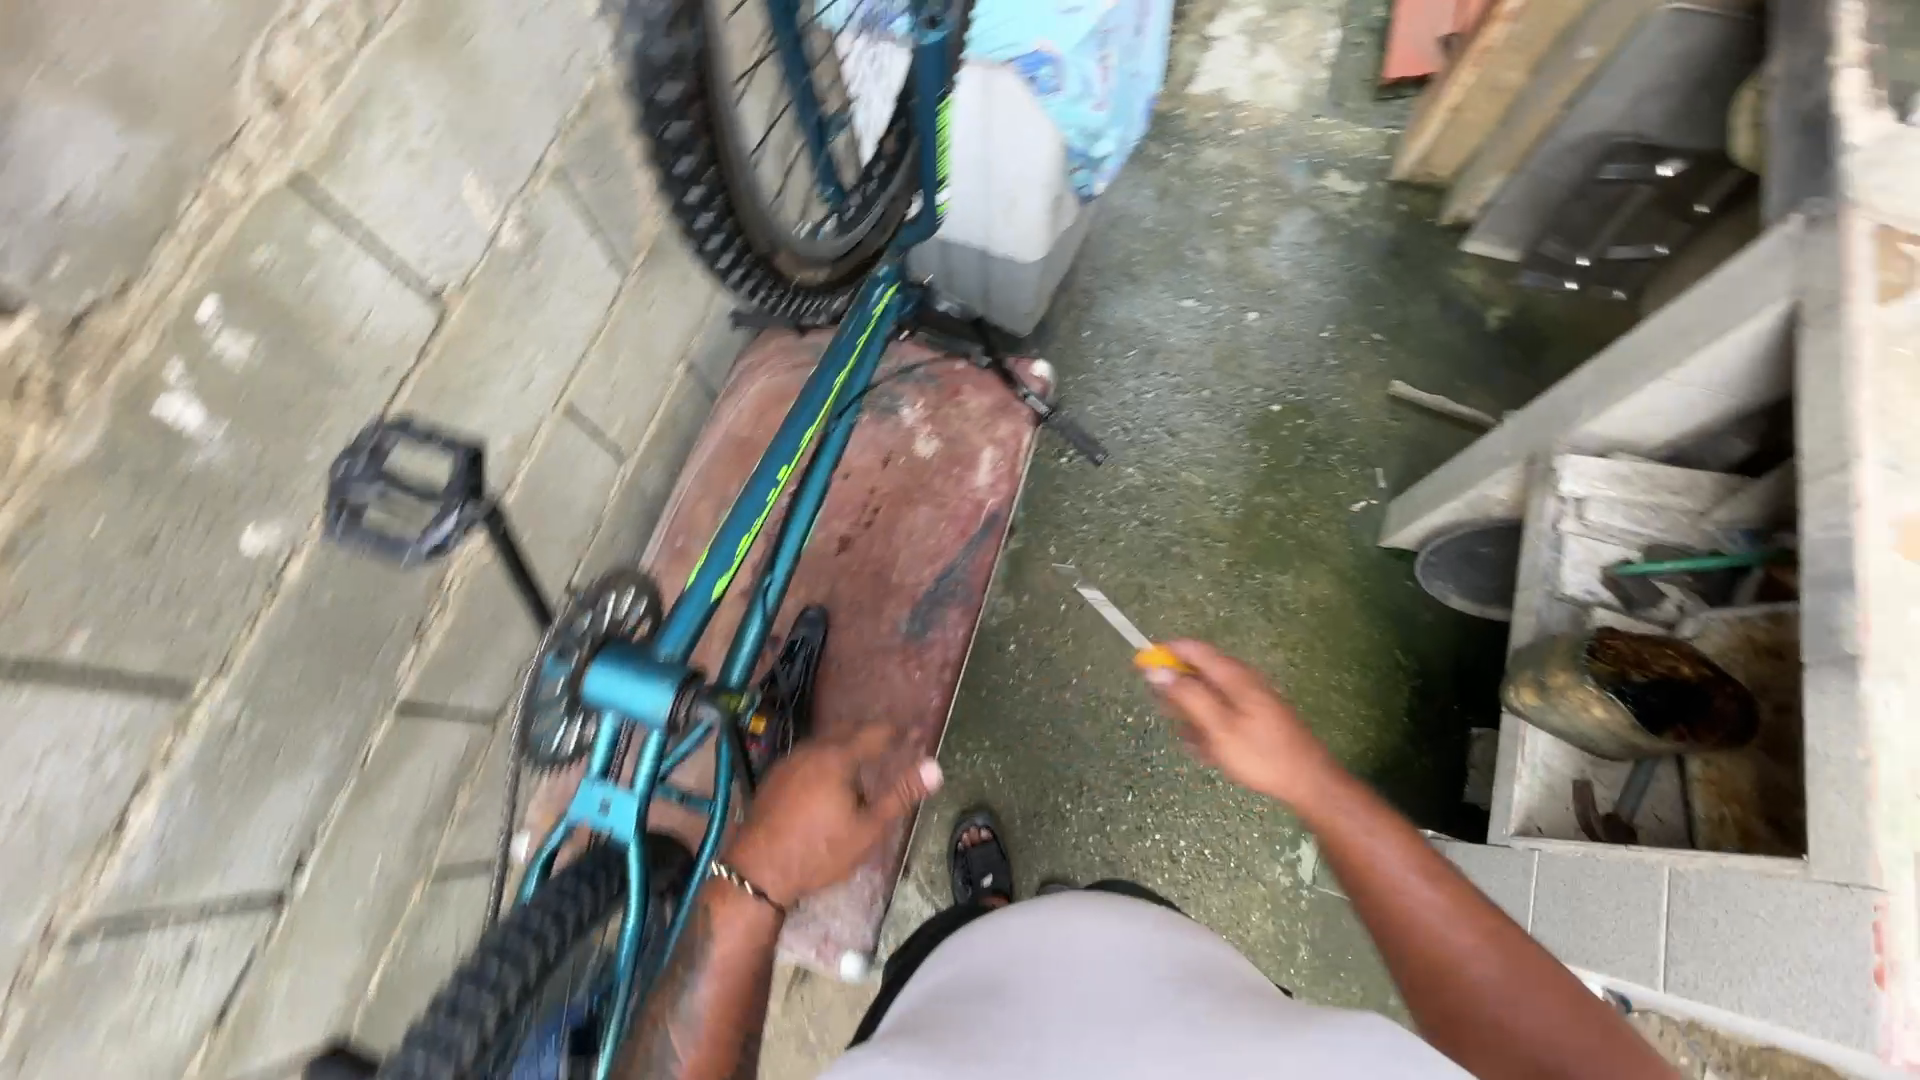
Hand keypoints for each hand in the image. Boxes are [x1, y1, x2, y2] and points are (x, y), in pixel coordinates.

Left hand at [724, 725, 942, 907]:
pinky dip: (825, 756)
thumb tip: (935, 768)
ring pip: (824, 741)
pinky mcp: (775, 776)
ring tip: (862, 760)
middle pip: (848, 730)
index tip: (914, 734)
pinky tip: (827, 778)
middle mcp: (813, 750)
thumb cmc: (820, 851)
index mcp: (839, 757)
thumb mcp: (868, 829)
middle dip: (871, 733)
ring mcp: (790, 761)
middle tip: (891, 744)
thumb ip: (901, 795)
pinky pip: (808, 755)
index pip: (875, 733)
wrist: (758, 871)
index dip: (897, 732)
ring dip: (846, 743)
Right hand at [1142, 639, 1344, 808]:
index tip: (1143, 668)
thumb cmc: (1260, 754)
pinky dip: (1208, 728)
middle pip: (1197, 673)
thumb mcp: (1217, 726)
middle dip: (1178, 693)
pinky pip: (1220, 715)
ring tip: (1194, 743)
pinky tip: (1210, 751)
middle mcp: (1241, 680)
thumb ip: (1186, 696)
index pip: (1192, 649)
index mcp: (1233, 675)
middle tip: (1170, 717)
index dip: (1165, 653)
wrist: (1308, 782)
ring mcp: (1248, 700)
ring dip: (1193, 717)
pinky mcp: (1253, 718)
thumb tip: (1157, 670)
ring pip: (1207, 697)